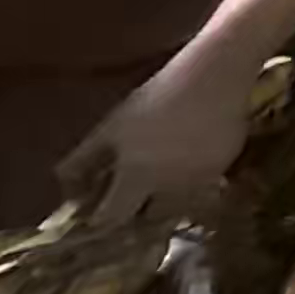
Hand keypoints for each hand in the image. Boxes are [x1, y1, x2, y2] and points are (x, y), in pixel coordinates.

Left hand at [59, 70, 253, 224]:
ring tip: (169, 171)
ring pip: (182, 203)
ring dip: (171, 196)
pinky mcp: (228, 164)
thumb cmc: (160, 95)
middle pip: (151, 217)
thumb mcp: (114, 124)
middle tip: (138, 186)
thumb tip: (66, 190)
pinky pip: (208, 181)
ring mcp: (203, 179)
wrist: (216, 74)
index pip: (111, 219)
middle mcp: (170, 189)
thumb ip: (84, 161)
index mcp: (137, 179)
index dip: (102, 216)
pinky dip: (197, 175)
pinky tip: (195, 151)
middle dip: (141, 207)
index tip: (100, 206)